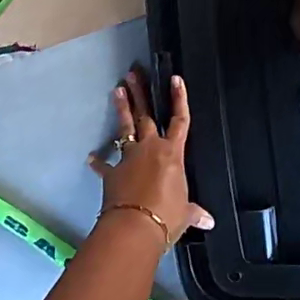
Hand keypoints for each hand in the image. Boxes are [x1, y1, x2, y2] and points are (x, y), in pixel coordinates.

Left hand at [89, 70, 214, 241]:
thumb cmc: (167, 216)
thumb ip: (194, 213)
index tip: (175, 79)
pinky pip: (104, 164)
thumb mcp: (185, 214)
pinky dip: (98, 161)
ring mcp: (128, 158)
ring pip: (125, 129)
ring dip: (121, 110)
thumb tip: (208, 222)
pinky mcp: (112, 173)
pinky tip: (90, 157)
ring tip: (117, 90)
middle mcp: (150, 149)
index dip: (179, 99)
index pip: (180, 120)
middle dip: (140, 93)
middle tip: (133, 74)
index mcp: (173, 154)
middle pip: (146, 115)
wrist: (136, 226)